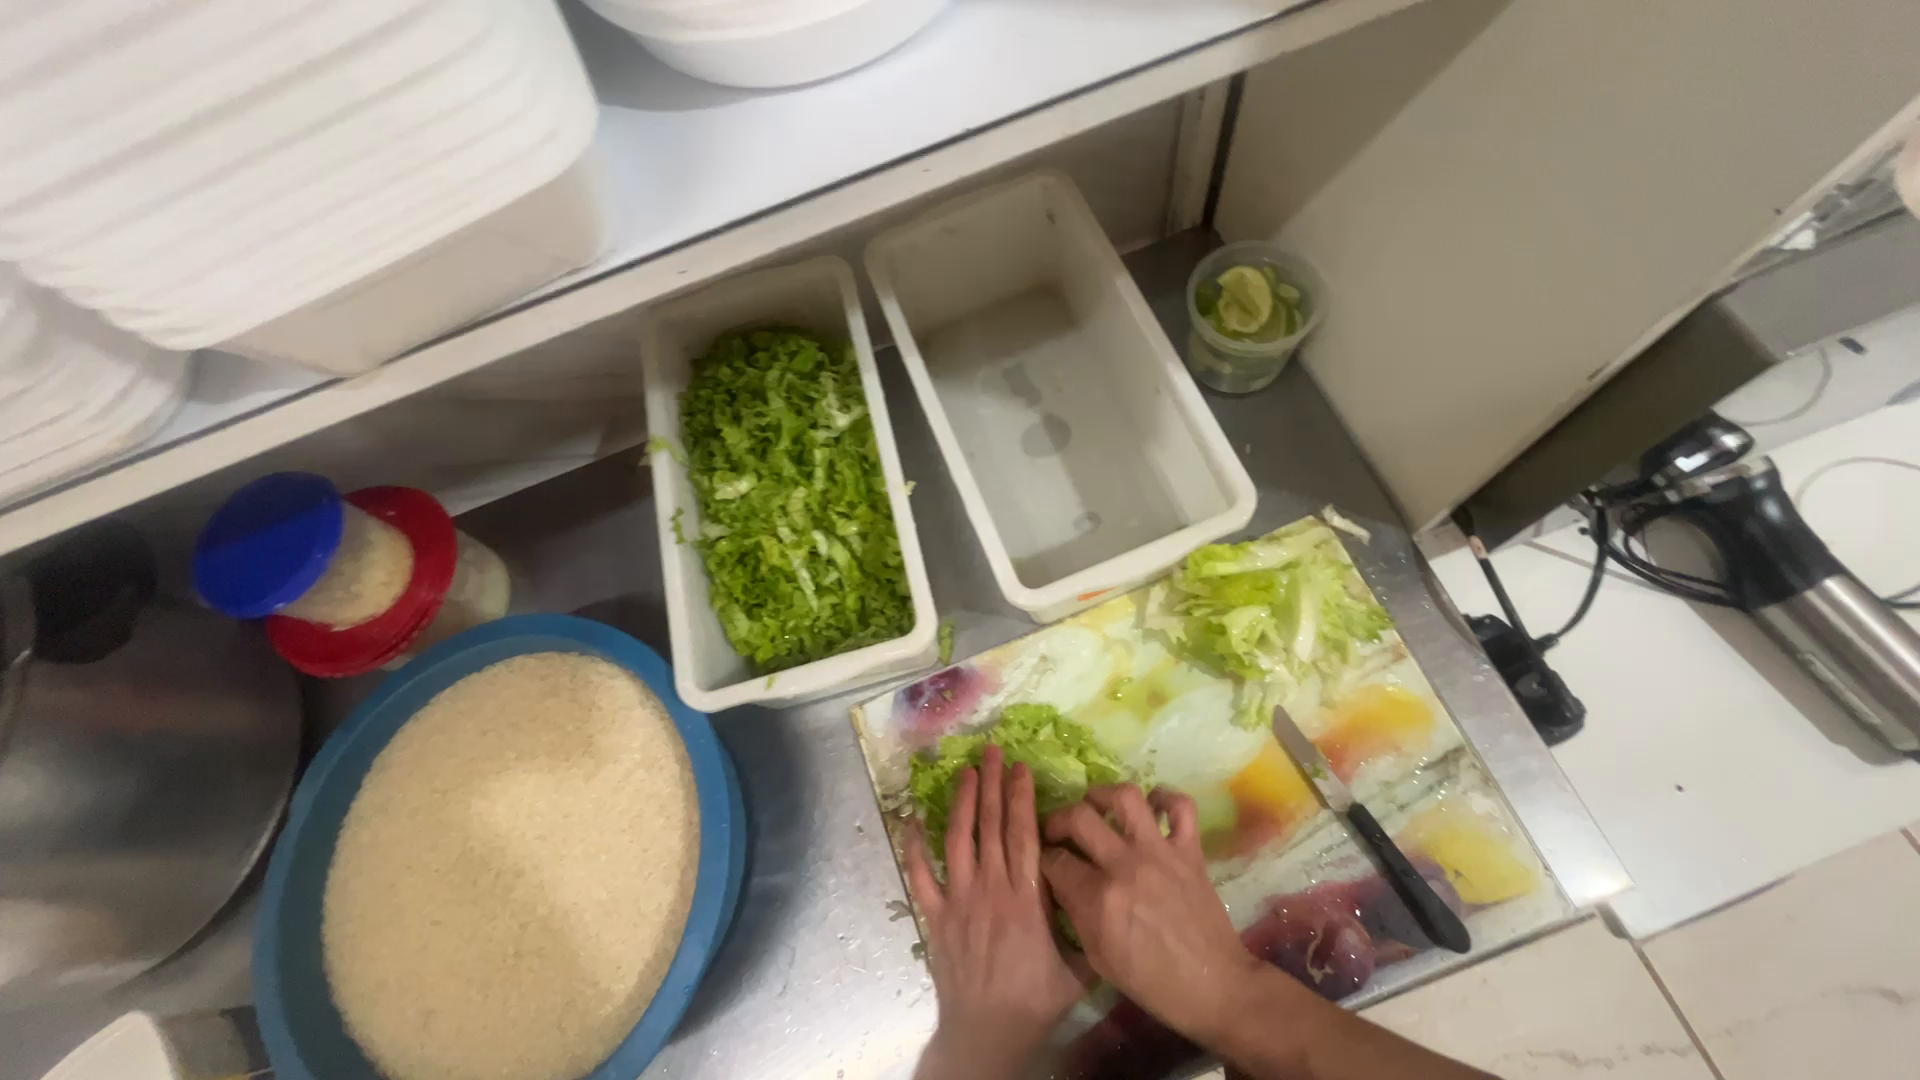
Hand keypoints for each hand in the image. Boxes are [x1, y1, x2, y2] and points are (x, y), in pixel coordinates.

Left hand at [908, 746, 1088, 1079]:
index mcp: (1025, 898)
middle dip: (992, 785)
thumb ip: (1090, 931)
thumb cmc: (1034, 1002)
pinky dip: (914, 847)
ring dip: (961, 803)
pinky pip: (920, 876)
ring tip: (965, 772)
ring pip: (958, 840)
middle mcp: (990, 889)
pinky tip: (912, 819)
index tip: (1021, 768)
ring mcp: (958, 900)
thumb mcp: (1077, 969)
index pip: (1022, 834)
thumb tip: (1104, 897)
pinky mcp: (935, 917)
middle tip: (991, 752)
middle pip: (990, 827)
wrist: (986, 1034)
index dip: (1021, 797)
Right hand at [1040, 785, 1264, 1042]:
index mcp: (1099, 900)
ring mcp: (1160, 853)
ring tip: (1097, 805)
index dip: (1044, 860)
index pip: (1055, 861)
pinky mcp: (1190, 850)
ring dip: (1104, 795)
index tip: (1047, 862)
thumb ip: (1076, 913)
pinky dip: (1166, 798)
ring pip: (1126, 797)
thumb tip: (1061, 881)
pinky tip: (1152, 808)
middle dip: (1059, 819)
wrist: (1214, 987)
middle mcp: (1126, 866)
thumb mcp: (1099, 957)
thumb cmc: (1152, 982)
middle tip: (1060, 831)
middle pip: (1079, 817)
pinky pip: (1181, 806)